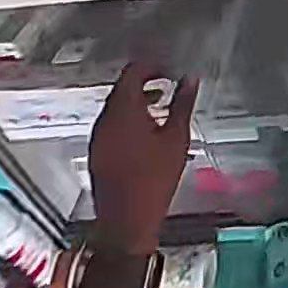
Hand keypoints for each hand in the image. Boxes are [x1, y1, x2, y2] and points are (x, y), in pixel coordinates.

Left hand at [87, 62, 196, 254]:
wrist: (127, 221)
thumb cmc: (154, 178)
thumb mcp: (176, 136)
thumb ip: (183, 103)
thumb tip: (190, 80)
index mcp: (123, 111)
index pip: (132, 73)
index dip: (151, 66)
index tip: (168, 70)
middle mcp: (105, 120)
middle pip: (121, 89)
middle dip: (145, 82)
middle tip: (168, 84)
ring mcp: (98, 137)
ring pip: (116, 107)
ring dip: (137, 101)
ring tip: (161, 105)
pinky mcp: (97, 152)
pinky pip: (111, 123)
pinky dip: (128, 118)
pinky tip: (147, 130)